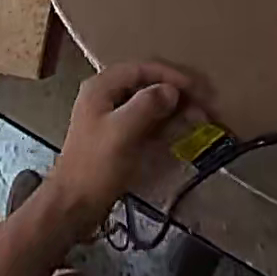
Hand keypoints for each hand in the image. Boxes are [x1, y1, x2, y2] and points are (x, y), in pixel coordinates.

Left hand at [48, 62, 188, 227]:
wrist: (72, 206)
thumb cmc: (95, 166)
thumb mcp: (121, 132)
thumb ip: (147, 106)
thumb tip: (172, 90)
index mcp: (102, 86)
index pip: (142, 69)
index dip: (171, 76)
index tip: (197, 89)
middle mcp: (106, 95)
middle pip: (146, 84)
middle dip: (176, 92)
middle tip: (204, 104)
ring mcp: (111, 116)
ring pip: (148, 103)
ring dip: (173, 108)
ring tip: (200, 117)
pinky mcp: (117, 137)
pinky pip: (146, 121)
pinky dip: (165, 123)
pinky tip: (182, 130)